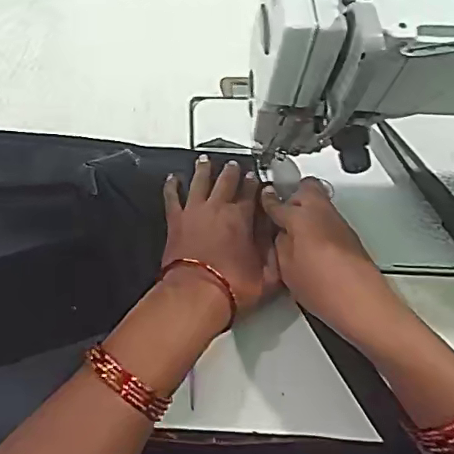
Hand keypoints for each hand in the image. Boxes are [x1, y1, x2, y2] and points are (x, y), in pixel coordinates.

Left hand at [161, 156, 279, 319]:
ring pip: (200, 181)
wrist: (195, 293)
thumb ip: (275, 254)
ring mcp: (195, 211)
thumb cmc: (230, 286)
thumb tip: (281, 242)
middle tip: (234, 165)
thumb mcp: (268, 275)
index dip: (256, 184)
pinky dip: (172, 185)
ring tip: (206, 160)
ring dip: (204, 170)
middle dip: (232, 171)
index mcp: (242, 217)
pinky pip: (172, 196)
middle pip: (226, 181)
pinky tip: (172, 178)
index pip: (252, 193)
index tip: (257, 179)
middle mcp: (218, 208)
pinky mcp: (176, 220)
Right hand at [260, 179, 387, 330]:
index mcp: (301, 216)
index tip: (263, 198)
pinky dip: (318, 223)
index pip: (277, 202)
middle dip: (292, 194)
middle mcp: (323, 213)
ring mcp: (339, 223)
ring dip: (307, 208)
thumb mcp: (286, 268)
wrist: (362, 303)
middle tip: (281, 208)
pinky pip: (329, 218)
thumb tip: (280, 235)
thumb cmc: (325, 288)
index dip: (267, 200)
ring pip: (320, 201)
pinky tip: (311, 242)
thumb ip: (279, 244)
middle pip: (306, 188)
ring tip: (295, 228)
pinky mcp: (350, 235)